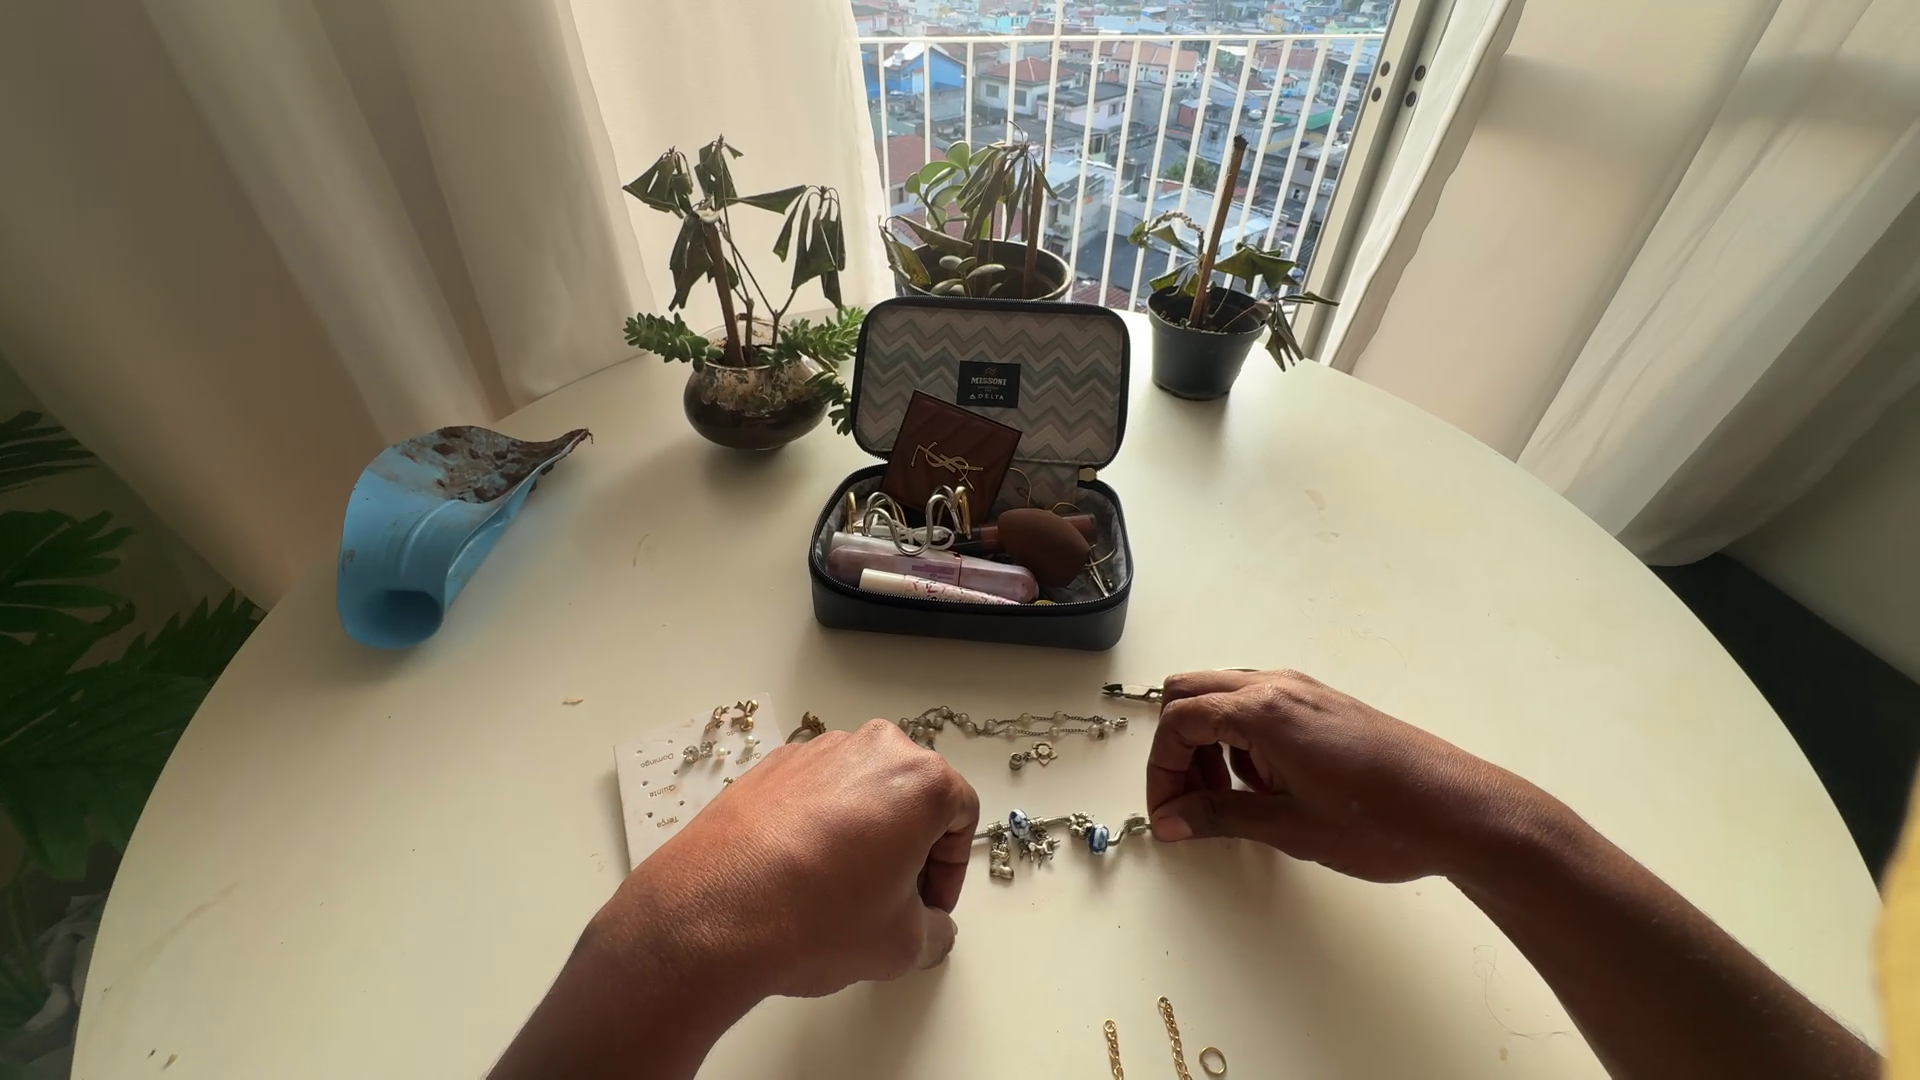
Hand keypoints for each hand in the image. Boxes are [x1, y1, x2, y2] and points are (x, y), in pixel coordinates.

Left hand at [597, 718, 979, 999]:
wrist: (710, 911)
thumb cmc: (819, 918)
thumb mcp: (901, 944)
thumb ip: (935, 930)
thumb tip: (931, 927)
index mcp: (920, 779)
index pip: (962, 813)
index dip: (952, 867)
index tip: (929, 905)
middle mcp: (876, 747)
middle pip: (914, 792)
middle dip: (911, 844)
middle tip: (892, 896)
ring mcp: (821, 748)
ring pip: (865, 786)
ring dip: (866, 829)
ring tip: (838, 885)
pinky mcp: (776, 760)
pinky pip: (820, 787)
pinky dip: (823, 820)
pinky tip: (799, 868)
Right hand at [1146, 669, 1552, 882]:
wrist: (1467, 812)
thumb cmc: (1382, 823)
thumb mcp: (1290, 827)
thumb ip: (1219, 816)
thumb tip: (1169, 822)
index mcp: (1261, 710)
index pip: (1178, 722)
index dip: (1162, 770)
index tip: (1169, 813)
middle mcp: (1273, 685)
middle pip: (1188, 693)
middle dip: (1177, 746)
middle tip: (1190, 797)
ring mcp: (1298, 688)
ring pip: (1219, 695)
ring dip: (1207, 740)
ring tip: (1233, 795)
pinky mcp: (1318, 701)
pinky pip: (1253, 703)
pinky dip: (1237, 735)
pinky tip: (1268, 781)